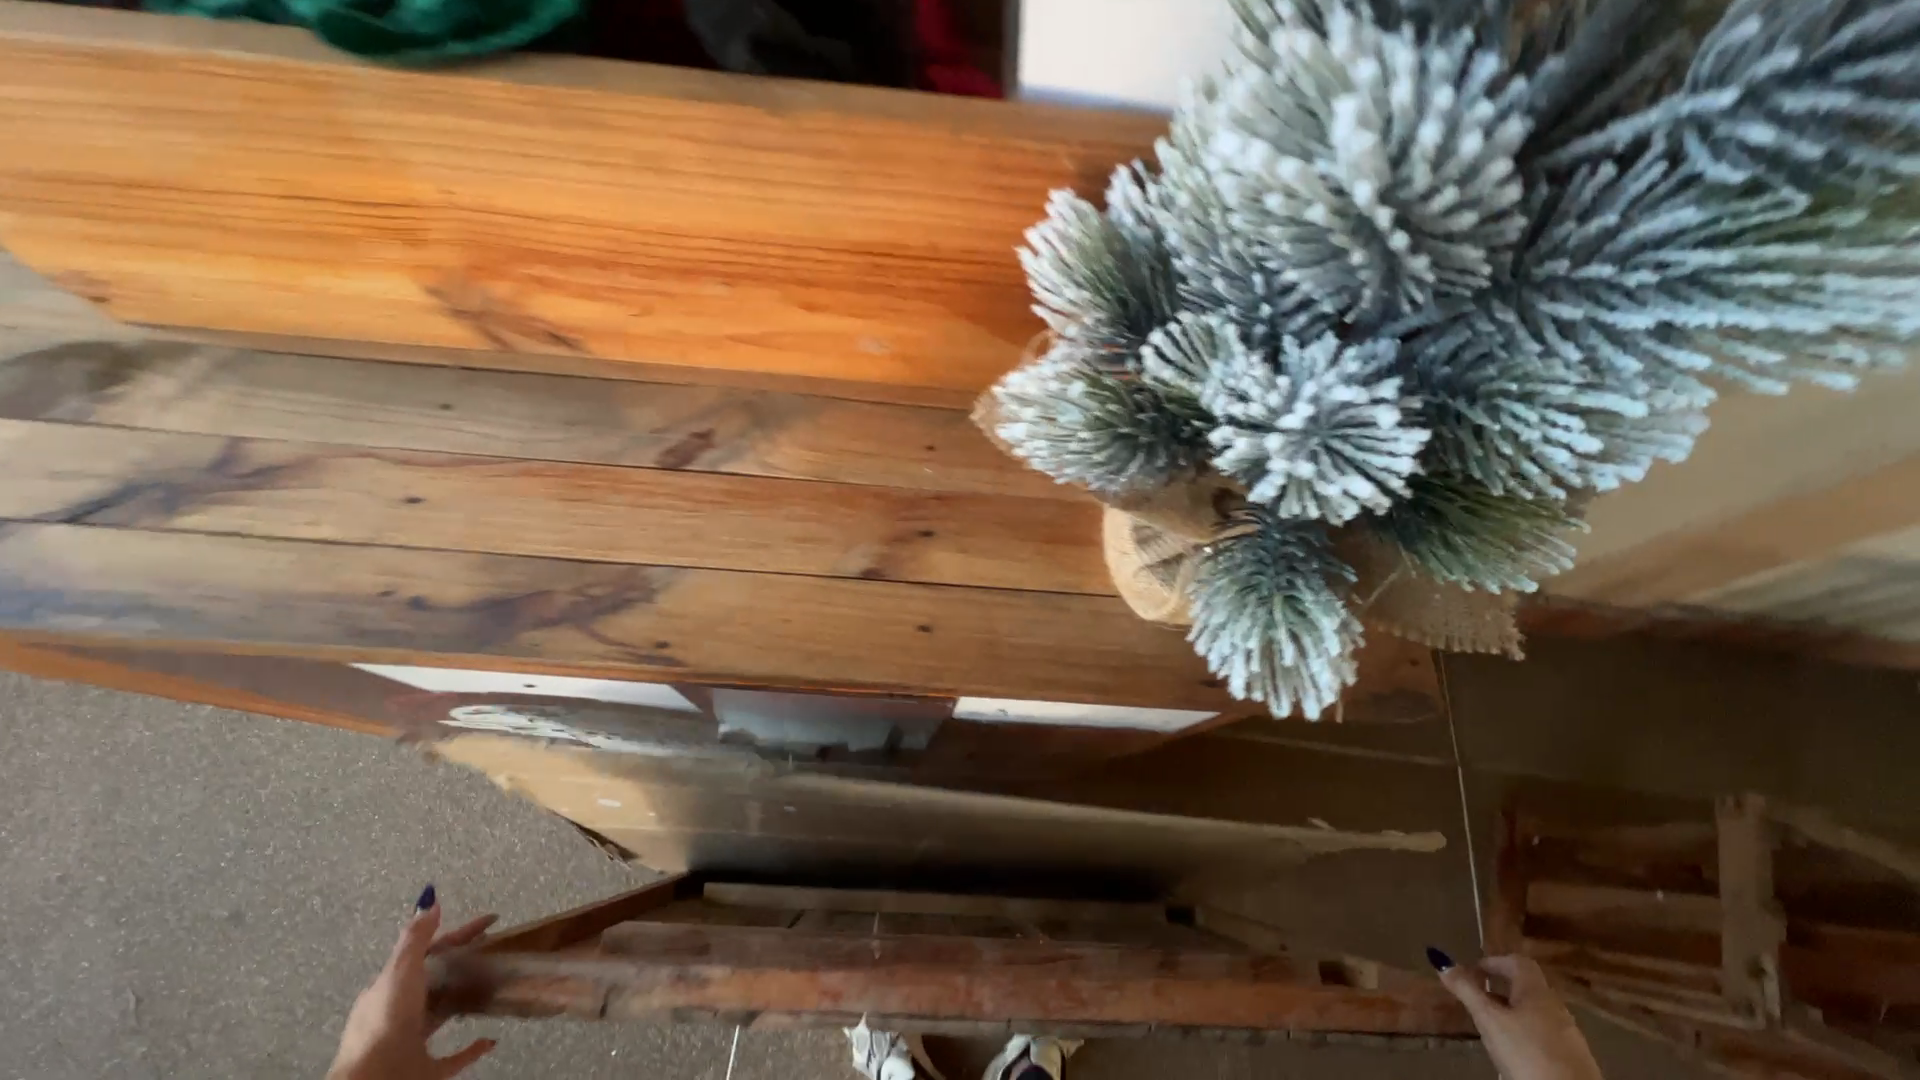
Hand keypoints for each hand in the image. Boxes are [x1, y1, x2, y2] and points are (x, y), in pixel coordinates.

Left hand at [327, 891, 500, 1079]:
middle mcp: (399, 1015)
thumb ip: (416, 938)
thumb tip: (431, 901)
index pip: (429, 952)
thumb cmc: (386, 1022)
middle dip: (464, 964)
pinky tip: (491, 1040)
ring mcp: (412, 1043)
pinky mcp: (428, 1071)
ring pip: (442, 1016)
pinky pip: (454, 1058)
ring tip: (494, 986)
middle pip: (436, 982)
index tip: (493, 920)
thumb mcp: (400, 972)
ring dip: (465, 1000)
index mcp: (389, 990)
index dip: (460, 933)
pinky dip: (473, 1048)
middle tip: (496, 950)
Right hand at [1438, 953, 1603, 1079]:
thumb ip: (1466, 990)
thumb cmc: (1526, 1052)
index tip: (1473, 971)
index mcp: (1537, 992)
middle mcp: (1556, 1007)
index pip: (1517, 962)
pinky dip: (1525, 1030)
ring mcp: (1568, 1033)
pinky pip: (1544, 1032)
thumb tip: (1441, 960)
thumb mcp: (1488, 1020)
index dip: (1494, 961)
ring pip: (1535, 1011)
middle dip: (1499, 988)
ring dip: (1512, 1011)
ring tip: (1492, 1025)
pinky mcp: (1573, 1056)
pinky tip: (1515, 1049)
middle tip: (1477, 998)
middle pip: (1526, 986)